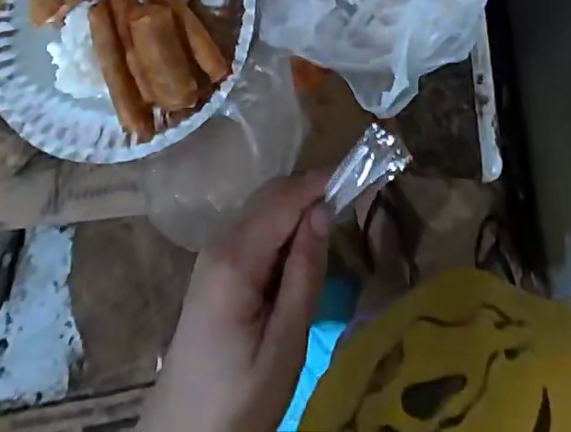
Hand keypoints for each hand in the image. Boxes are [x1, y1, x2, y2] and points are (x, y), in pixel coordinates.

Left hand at [140, 173, 332, 431]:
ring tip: (336, 221)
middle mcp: (219, 242)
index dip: (319, 182)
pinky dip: (282, 228)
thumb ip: (304, 275)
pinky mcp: (214, 268)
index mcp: (235, 258)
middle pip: (269, 197)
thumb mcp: (285, 345)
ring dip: (297, 208)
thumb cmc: (239, 398)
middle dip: (310, 190)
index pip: (282, 199)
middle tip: (354, 198)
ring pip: (261, 211)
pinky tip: (302, 249)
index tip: (358, 173)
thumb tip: (323, 212)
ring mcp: (213, 253)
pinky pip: (254, 231)